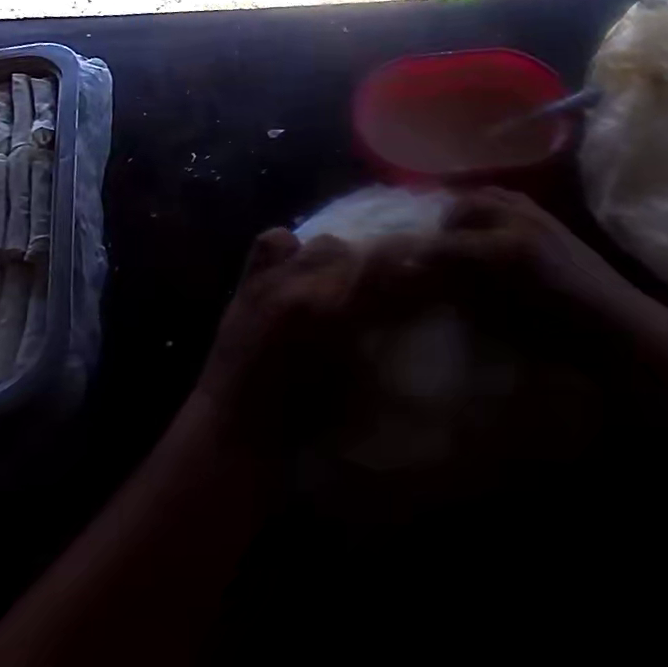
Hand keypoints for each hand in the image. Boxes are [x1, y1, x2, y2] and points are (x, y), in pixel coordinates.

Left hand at [185, 229, 398, 458]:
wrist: (236, 426)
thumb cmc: (304, 419)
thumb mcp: (357, 385)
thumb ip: (382, 341)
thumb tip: (408, 314)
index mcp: (336, 312)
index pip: (389, 272)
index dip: (416, 270)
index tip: (431, 273)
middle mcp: (305, 285)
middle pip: (360, 251)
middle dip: (383, 264)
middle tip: (391, 282)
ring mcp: (274, 279)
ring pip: (324, 243)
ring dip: (343, 258)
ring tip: (345, 279)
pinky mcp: (249, 280)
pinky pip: (275, 241)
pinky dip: (292, 250)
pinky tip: (298, 270)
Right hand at [427, 187, 628, 312]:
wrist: (614, 324)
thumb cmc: (557, 333)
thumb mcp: (501, 316)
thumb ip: (465, 290)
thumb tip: (435, 276)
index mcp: (506, 249)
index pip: (450, 242)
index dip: (426, 252)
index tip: (410, 260)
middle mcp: (520, 220)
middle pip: (467, 204)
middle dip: (445, 223)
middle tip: (437, 246)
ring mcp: (538, 214)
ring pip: (489, 194)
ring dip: (468, 209)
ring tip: (460, 232)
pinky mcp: (550, 216)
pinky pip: (510, 198)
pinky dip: (491, 206)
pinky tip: (488, 227)